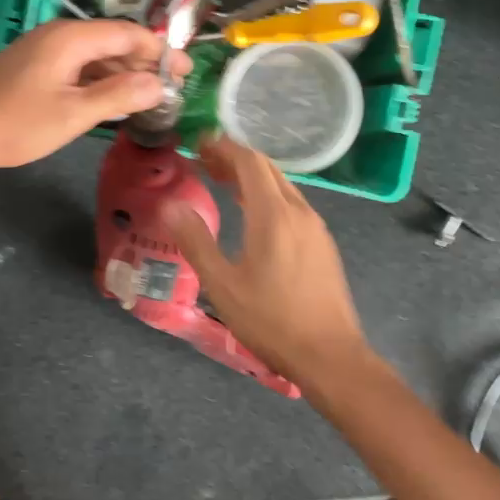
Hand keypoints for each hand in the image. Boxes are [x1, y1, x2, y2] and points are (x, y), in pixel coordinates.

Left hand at [0, 18, 187, 170]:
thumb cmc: (20, 124)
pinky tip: (115, 99)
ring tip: (151, 95)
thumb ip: (119, 95)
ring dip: (123, 73)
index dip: (160, 51)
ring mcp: (45, 50)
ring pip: (95, 55)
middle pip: (112, 41)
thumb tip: (159, 84)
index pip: (127, 34)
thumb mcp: (74, 113)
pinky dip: (100, 80)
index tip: (185, 70)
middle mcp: (59, 35)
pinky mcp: (36, 66)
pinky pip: (78, 66)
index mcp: (69, 39)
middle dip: (145, 62)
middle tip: (173, 86)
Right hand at [164, 137, 370, 383]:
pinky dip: (267, 197)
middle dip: (236, 159)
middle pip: (267, 170)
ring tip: (222, 184)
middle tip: (204, 162)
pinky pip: (292, 206)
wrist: (330, 355)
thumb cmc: (271, 321)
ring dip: (252, 179)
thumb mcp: (222, 284)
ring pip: (282, 187)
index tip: (199, 144)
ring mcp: (316, 228)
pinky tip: (252, 217)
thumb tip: (169, 205)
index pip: (250, 162)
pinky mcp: (323, 246)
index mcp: (274, 215)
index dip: (224, 147)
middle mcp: (299, 212)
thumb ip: (195, 241)